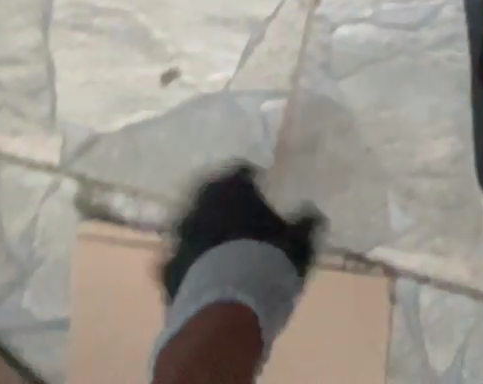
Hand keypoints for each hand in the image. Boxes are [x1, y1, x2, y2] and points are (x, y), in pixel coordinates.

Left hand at [161, 164, 322, 301]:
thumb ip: (306, 227)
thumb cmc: (266, 266)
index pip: (239, 172)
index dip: (249, 178)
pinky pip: (180, 258)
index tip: (258, 184)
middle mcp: (202, 207)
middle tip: (235, 212)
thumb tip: (314, 214)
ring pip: (191, 225)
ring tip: (217, 245)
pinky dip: (190, 261)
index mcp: (233, 191)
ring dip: (203, 231)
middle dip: (221, 202)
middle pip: (210, 194)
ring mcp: (180, 238)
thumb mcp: (298, 245)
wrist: (224, 310)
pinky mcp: (168, 269)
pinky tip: (201, 273)